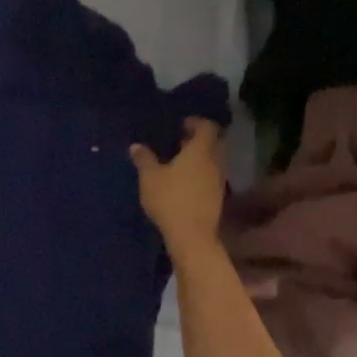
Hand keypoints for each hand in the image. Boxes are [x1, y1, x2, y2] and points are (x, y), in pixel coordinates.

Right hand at [130, 118, 225, 255]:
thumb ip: (144, 159)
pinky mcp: (218, 196)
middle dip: (200, 139)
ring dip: (202, 156)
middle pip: (215, 142)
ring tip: (181, 161)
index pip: (207, 127)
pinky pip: (212, 175)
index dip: (196, 122)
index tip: (182, 124)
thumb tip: (136, 146)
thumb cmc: (170, 199)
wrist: (192, 234)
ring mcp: (220, 179)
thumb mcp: (150, 177)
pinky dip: (202, 172)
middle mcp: (215, 161)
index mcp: (201, 150)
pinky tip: (186, 181)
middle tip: (182, 141)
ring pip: (215, 159)